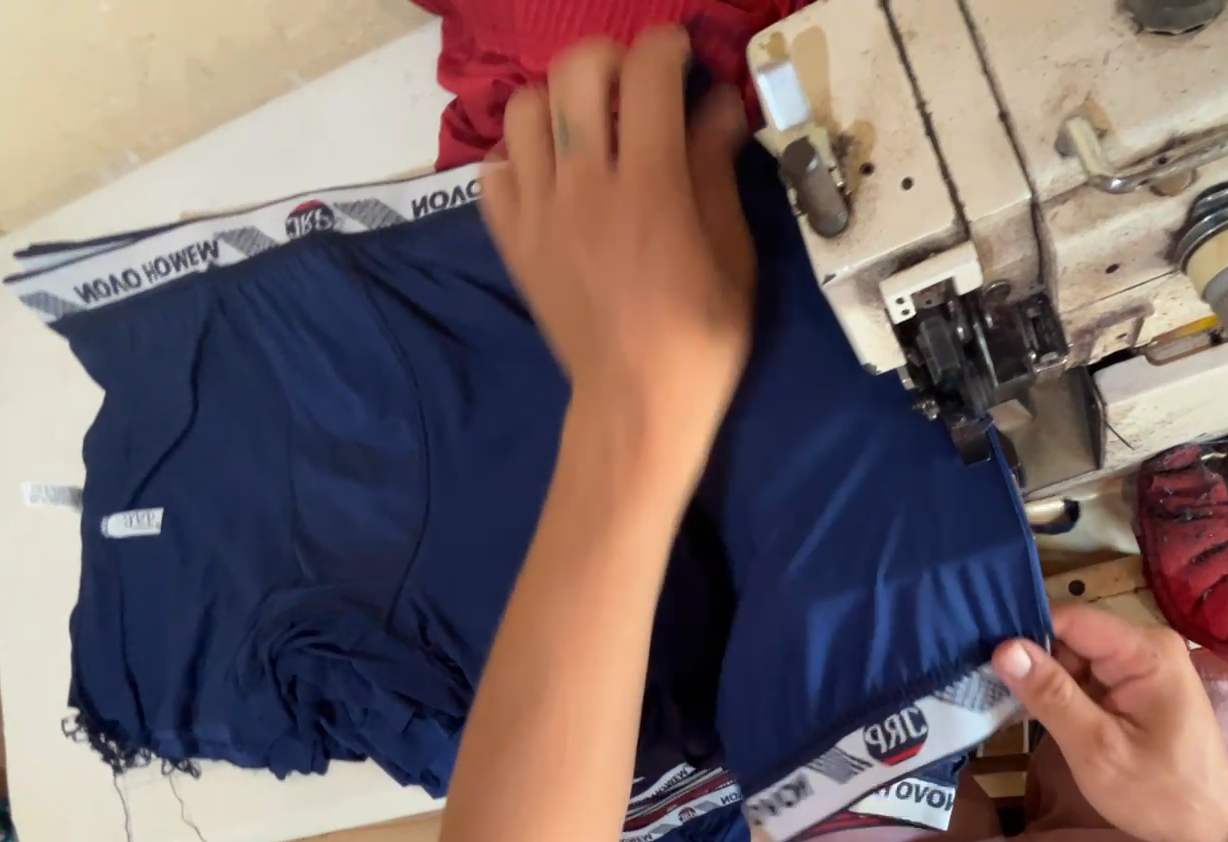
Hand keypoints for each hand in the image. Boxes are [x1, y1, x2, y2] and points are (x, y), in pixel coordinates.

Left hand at [480, 28, 755, 442]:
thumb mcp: (733, 262)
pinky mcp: (513, 242)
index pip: (650, 76)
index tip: (685, 57)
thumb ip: (718, 175)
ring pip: (524, 108)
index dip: (670, 49)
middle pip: (577, 71)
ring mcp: (540, 213)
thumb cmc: (702, 342)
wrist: (636, 405)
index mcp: (653, 190)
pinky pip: (494, 167)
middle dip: (613, 58)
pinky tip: (552, 178)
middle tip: (637, 87)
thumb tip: (719, 105)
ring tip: (587, 129)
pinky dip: (520, 156)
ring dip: (559, 101)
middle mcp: (586, 186)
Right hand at [993, 605, 1227, 841]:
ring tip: (1010, 702)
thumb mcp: (1096, 749)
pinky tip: (1038, 710)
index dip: (1026, 634)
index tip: (985, 657)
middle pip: (1070, 633)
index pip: (1070, 618)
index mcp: (1145, 651)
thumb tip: (1004, 648)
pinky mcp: (1133, 681)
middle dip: (1032, 658)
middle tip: (991, 688)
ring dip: (1043, 676)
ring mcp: (1140, 662)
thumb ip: (1051, 695)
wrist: (1209, 831)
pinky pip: (1085, 670)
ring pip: (1072, 652)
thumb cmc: (1158, 794)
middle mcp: (1145, 644)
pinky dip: (1060, 689)